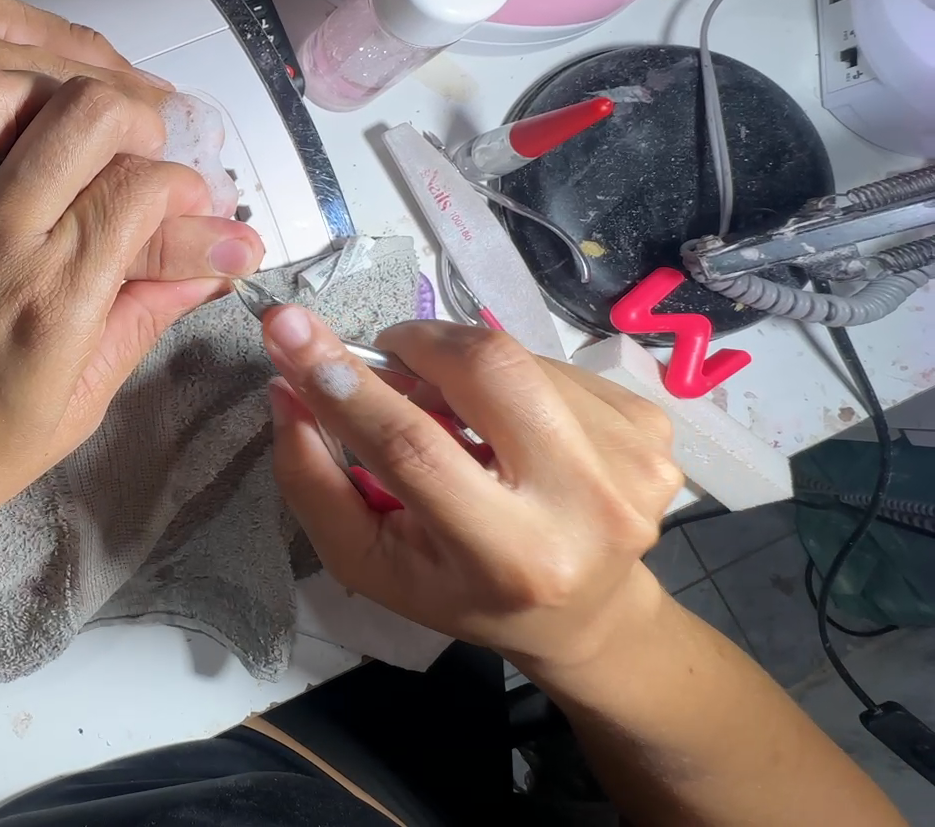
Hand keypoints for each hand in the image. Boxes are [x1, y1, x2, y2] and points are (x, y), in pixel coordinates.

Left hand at [0, 71, 257, 579]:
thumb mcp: (77, 406)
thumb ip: (141, 319)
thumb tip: (211, 265)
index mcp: (54, 299)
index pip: (142, 188)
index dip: (185, 188)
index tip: (194, 215)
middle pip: (84, 114)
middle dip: (135, 119)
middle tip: (141, 160)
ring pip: (0, 94)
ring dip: (48, 99)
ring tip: (68, 141)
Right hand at [261, 307, 685, 670]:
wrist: (588, 613)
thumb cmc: (454, 587)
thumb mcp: (363, 558)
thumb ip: (311, 479)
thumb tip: (285, 387)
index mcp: (503, 556)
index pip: (410, 447)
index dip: (343, 382)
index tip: (287, 326)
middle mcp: (585, 508)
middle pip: (488, 371)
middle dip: (416, 344)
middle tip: (386, 364)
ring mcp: (634, 462)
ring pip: (513, 356)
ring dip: (455, 365)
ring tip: (449, 410)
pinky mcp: (653, 428)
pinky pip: (548, 362)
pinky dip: (501, 376)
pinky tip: (501, 420)